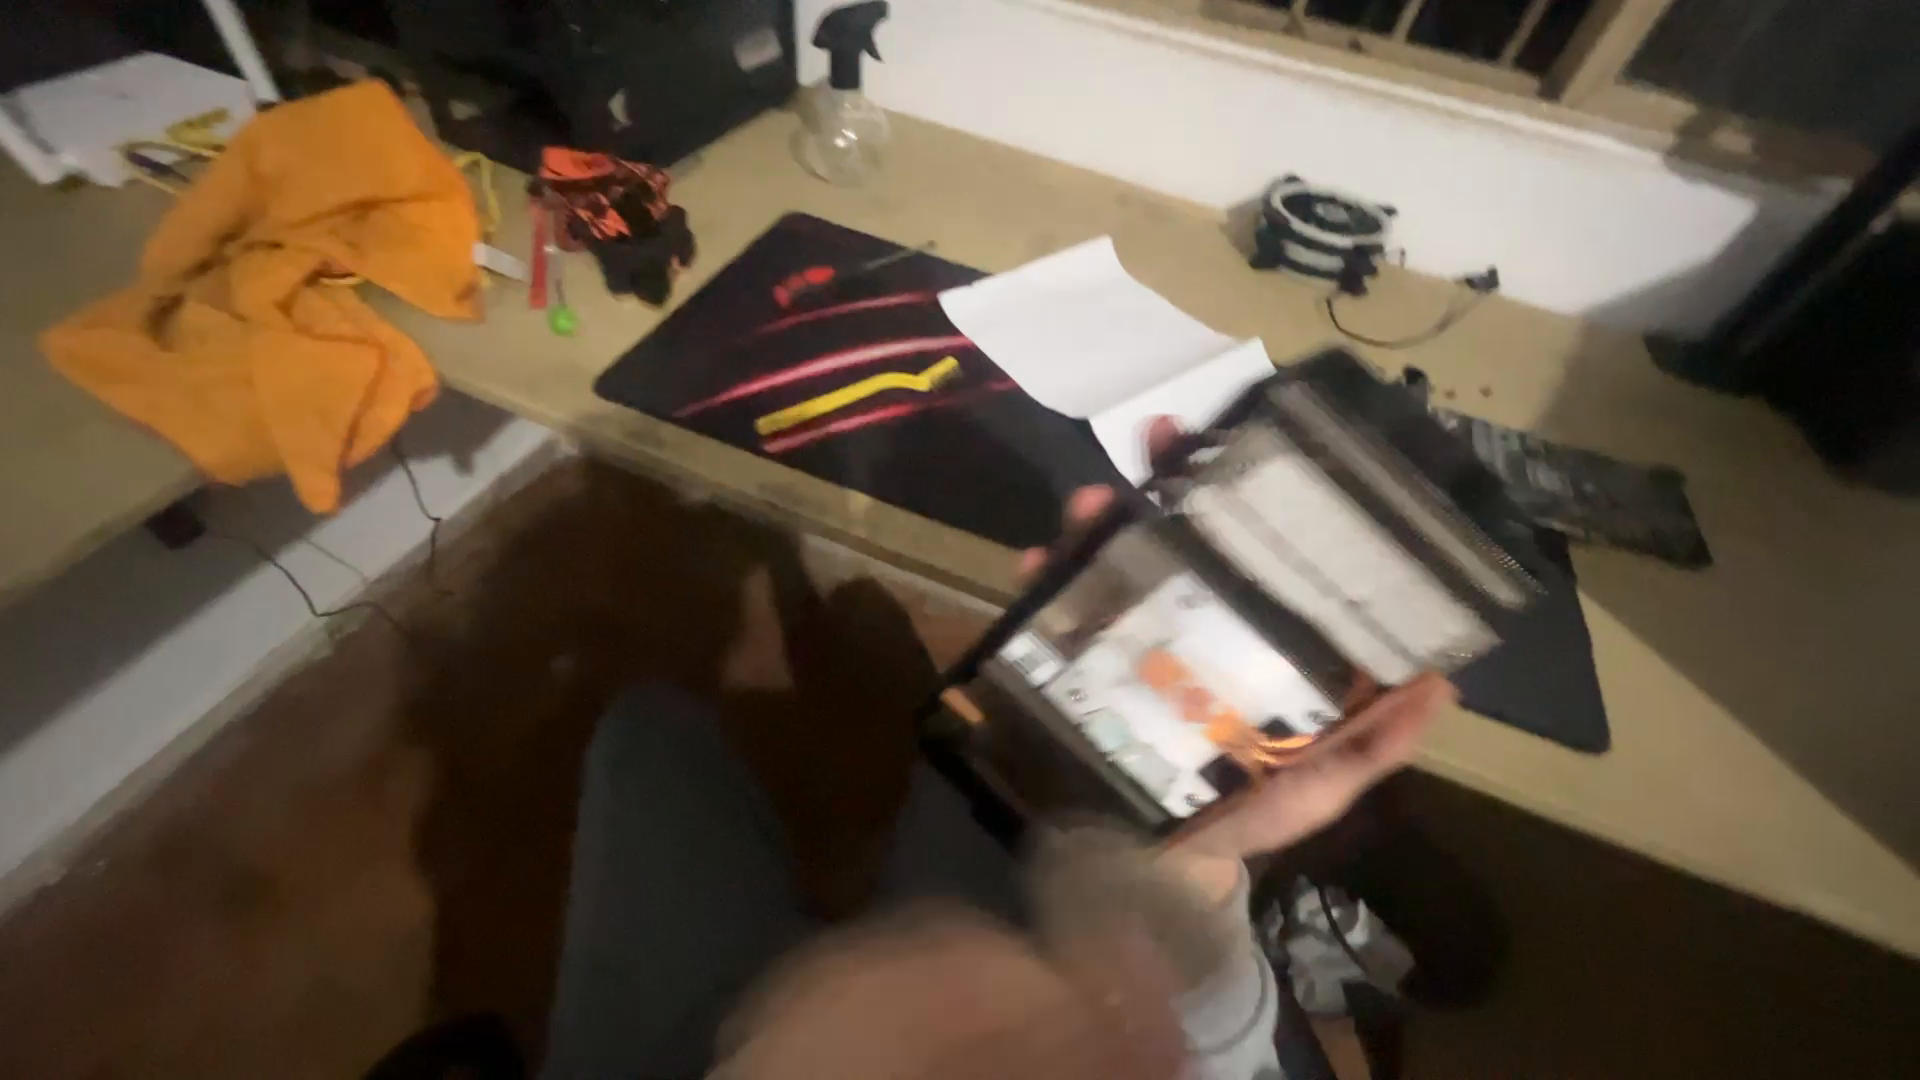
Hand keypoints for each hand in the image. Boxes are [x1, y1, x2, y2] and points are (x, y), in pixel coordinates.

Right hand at [1019, 418, 1453, 866]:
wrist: (1145, 861)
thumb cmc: (1238, 815)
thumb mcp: (1315, 786)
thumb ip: (1370, 746)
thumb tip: (1445, 686)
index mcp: (1237, 638)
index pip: (1243, 558)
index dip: (1245, 504)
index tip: (1247, 447)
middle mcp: (1177, 622)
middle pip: (1167, 539)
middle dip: (1160, 484)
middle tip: (1157, 435)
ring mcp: (1117, 634)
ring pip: (1105, 560)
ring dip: (1094, 523)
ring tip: (1089, 503)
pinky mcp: (1066, 657)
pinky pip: (1049, 609)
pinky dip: (1041, 581)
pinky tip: (1033, 564)